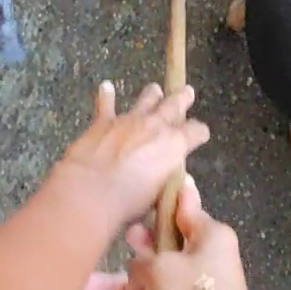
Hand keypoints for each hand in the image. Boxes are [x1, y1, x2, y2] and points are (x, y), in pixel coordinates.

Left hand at [49, 81, 209, 228]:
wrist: (89, 193)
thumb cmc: (128, 202)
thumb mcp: (158, 196)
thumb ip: (164, 180)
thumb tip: (165, 178)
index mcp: (175, 145)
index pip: (196, 132)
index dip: (200, 133)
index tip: (201, 134)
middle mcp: (156, 126)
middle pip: (174, 105)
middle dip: (182, 98)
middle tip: (188, 91)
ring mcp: (129, 120)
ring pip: (146, 100)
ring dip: (152, 94)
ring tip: (155, 89)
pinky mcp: (103, 122)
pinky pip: (106, 104)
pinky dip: (106, 95)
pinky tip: (105, 87)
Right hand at [83, 175, 255, 289]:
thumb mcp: (161, 269)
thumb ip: (142, 259)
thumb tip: (139, 263)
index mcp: (209, 237)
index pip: (184, 209)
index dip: (165, 201)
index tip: (148, 187)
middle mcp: (205, 261)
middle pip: (162, 250)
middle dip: (133, 253)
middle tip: (114, 243)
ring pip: (153, 286)